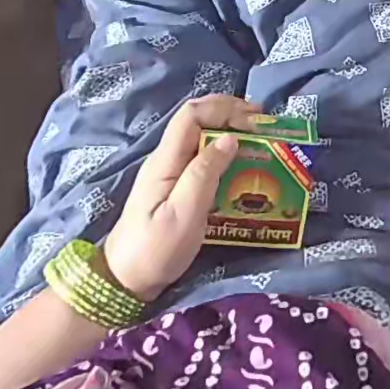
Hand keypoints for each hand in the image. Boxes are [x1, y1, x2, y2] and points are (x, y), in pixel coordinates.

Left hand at [102, 94, 258, 298]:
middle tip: (264, 124)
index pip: (192, 114)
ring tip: (260, 139)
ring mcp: (169, 172)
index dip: (224, 108)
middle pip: (197, 119)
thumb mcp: (184, 214)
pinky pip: (202, 157)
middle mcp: (166, 158)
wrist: (124, 280)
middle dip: (231, 114)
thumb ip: (205, 173)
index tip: (255, 119)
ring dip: (230, 131)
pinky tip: (242, 163)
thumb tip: (230, 138)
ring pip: (201, 137)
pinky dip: (225, 152)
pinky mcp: (175, 186)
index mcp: (166, 160)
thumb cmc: (155, 249)